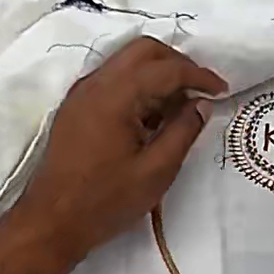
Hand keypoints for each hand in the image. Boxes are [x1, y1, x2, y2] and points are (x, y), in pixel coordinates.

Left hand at [9, 37, 226, 263]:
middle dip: (178, 63)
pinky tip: (153, 116)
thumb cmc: (106, 201)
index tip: (222, 91)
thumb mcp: (156, 171)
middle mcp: (95, 84)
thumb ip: (183, 132)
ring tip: (180, 106)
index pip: (166, 69)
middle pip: (144, 50)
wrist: (51, 222)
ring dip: (157, 73)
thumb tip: (202, 104)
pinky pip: (113, 79)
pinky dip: (138, 85)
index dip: (199, 76)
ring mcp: (82, 93)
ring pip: (126, 61)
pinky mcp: (76, 107)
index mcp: (115, 96)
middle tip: (201, 91)